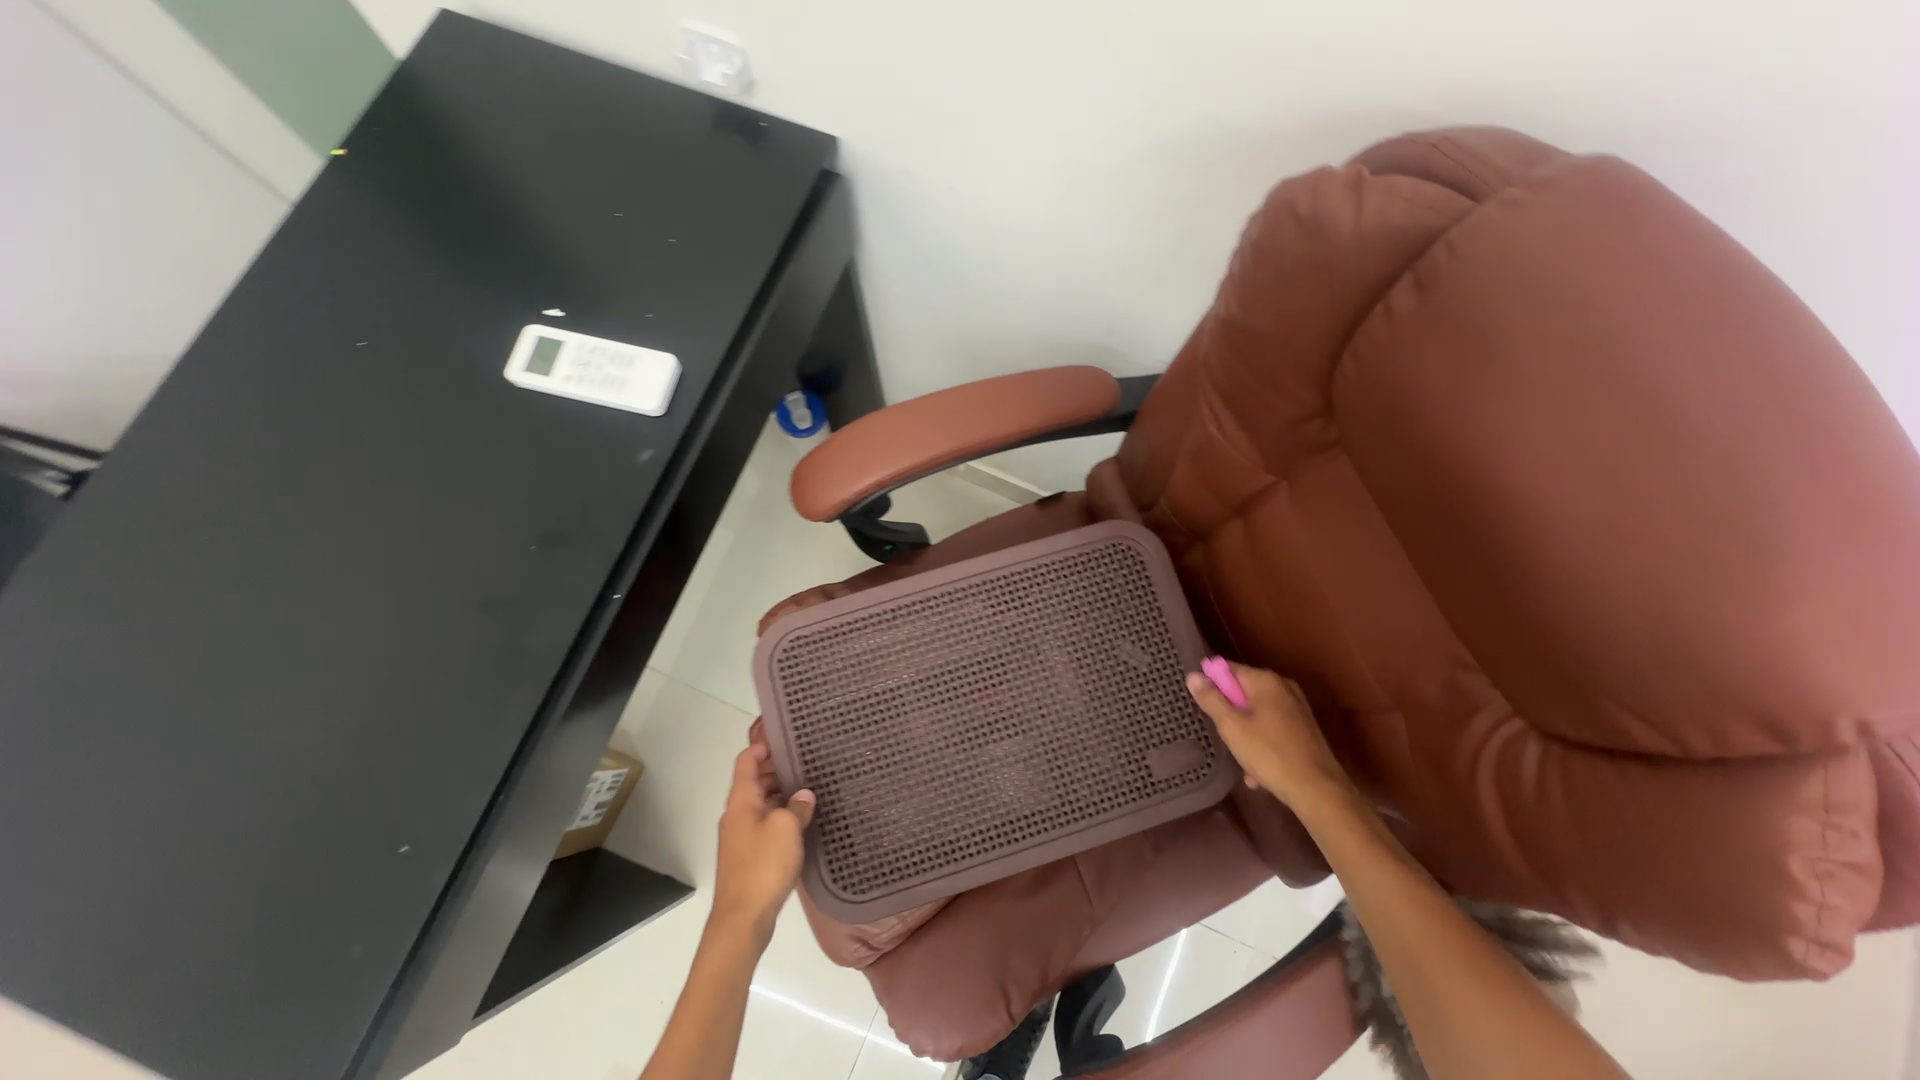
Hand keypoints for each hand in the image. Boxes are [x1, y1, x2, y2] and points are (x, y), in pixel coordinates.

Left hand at [711, 744, 815, 945]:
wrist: (742, 918)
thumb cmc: (763, 866)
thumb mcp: (786, 829)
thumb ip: (797, 807)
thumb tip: (803, 795)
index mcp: (741, 802)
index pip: (745, 762)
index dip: (761, 748)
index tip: (783, 741)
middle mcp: (736, 815)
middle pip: (752, 783)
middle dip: (775, 771)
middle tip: (804, 763)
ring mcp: (740, 838)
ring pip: (760, 806)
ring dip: (780, 796)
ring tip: (809, 790)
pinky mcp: (748, 858)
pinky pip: (764, 826)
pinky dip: (780, 818)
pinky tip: (801, 824)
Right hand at [1186, 662, 1354, 811]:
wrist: (1317, 789)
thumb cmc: (1269, 754)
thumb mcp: (1232, 727)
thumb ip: (1211, 699)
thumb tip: (1193, 676)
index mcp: (1266, 681)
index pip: (1228, 669)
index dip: (1212, 685)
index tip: (1203, 706)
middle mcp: (1284, 688)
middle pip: (1244, 693)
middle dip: (1230, 714)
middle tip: (1224, 736)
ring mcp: (1297, 708)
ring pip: (1258, 714)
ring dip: (1245, 734)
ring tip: (1242, 760)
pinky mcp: (1304, 728)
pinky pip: (1273, 730)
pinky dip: (1263, 745)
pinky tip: (1258, 772)